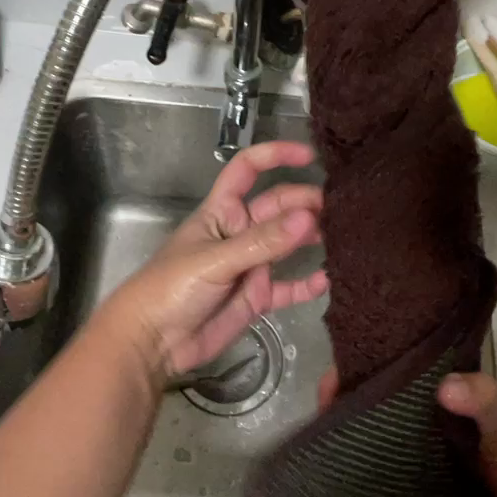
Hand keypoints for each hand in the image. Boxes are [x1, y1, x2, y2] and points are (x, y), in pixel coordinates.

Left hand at [92, 141, 328, 388]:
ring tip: (343, 238)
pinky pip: (288, 287)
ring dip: (311, 238)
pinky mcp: (257, 298)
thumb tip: (308, 217)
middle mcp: (239, 233)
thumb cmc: (171, 287)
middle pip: (277, 207)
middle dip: (304, 203)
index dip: (274, 156)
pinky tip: (327, 281)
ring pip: (288, 244)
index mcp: (221, 212)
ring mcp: (249, 266)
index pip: (247, 170)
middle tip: (338, 210)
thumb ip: (263, 242)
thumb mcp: (216, 259)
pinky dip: (306, 284)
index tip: (309, 156)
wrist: (152, 341)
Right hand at [316, 365, 496, 496]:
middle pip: (406, 431)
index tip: (341, 376)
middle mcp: (464, 472)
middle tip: (317, 409)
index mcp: (485, 448)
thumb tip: (451, 382)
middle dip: (364, 414)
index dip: (389, 378)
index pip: (430, 396)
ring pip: (398, 471)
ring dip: (361, 456)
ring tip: (316, 447)